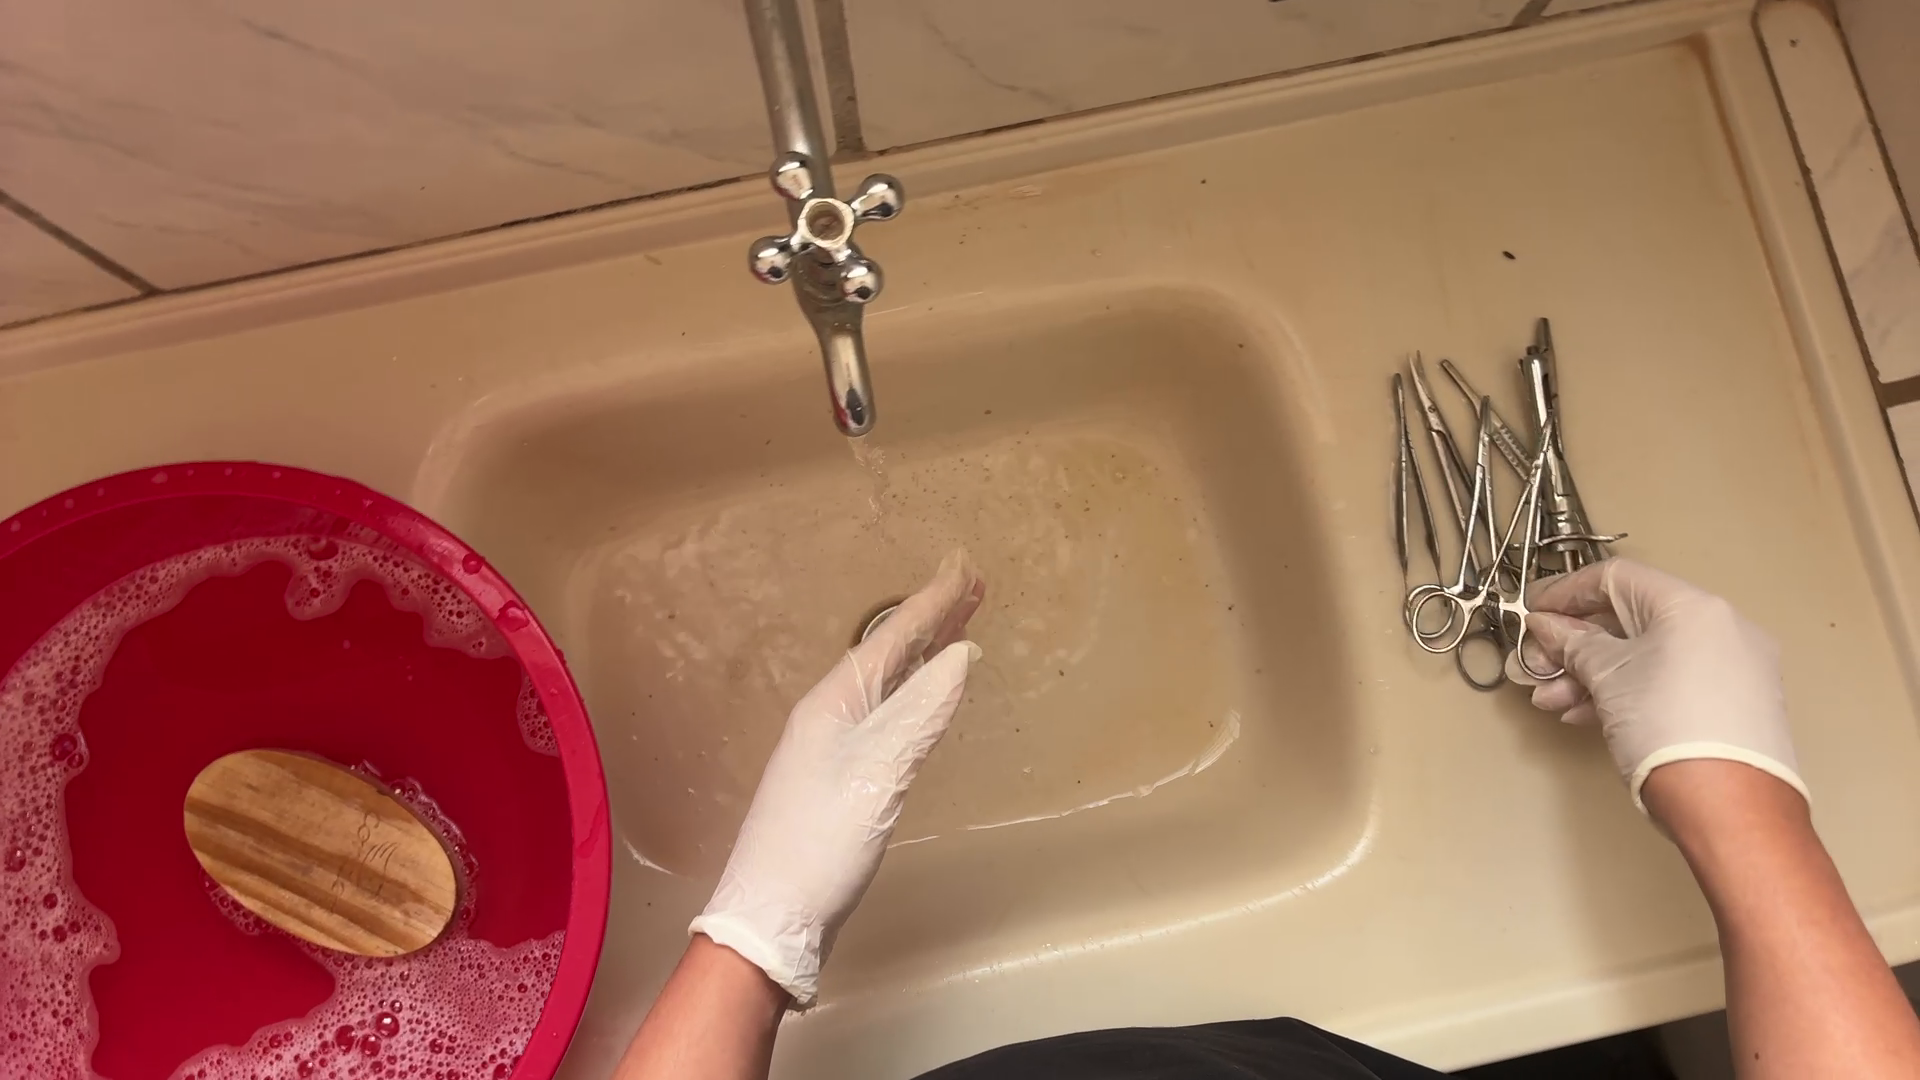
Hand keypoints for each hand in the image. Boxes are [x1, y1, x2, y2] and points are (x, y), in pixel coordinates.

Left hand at [688, 550, 984, 1004]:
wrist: (771, 916)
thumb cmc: (824, 839)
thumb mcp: (879, 770)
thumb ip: (923, 710)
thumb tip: (963, 654)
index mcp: (836, 699)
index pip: (894, 636)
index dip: (933, 601)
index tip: (964, 565)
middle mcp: (833, 709)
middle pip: (890, 650)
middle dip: (932, 616)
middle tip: (971, 583)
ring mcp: (834, 741)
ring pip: (890, 679)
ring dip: (926, 648)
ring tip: (960, 623)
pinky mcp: (843, 769)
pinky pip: (889, 707)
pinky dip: (916, 688)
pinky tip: (926, 689)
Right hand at [1523, 558, 1805, 815]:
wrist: (1726, 803)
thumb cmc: (1661, 720)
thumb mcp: (1602, 673)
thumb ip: (1569, 641)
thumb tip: (1545, 625)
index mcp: (1692, 608)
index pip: (1614, 577)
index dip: (1564, 592)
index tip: (1530, 615)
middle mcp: (1718, 629)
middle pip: (1623, 619)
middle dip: (1570, 644)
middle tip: (1535, 666)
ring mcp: (1728, 668)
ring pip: (1638, 654)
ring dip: (1585, 673)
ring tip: (1551, 702)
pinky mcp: (1727, 702)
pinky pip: (1660, 679)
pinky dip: (1617, 690)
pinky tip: (1582, 714)